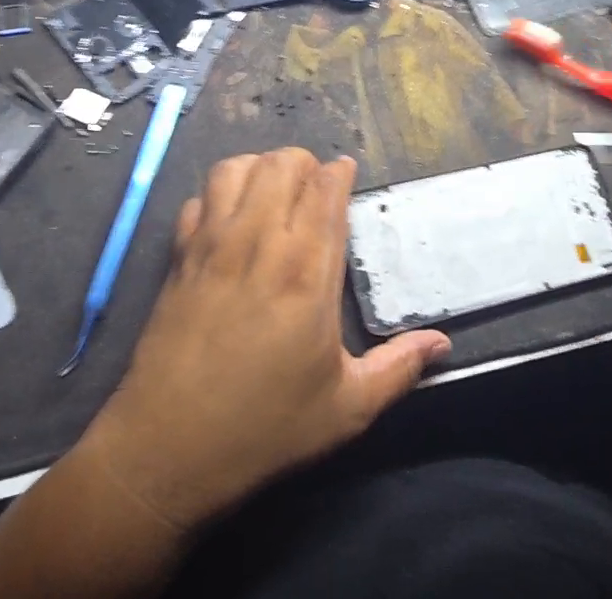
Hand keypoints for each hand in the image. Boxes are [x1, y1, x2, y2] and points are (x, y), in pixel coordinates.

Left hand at [77, 149, 449, 533]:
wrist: (168, 448)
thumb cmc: (265, 428)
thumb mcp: (347, 407)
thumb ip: (399, 367)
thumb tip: (443, 344)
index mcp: (307, 272)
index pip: (324, 192)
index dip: (338, 173)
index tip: (346, 175)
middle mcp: (259, 244)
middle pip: (280, 165)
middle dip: (303, 164)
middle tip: (314, 188)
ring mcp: (212, 246)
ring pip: (235, 168)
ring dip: (259, 168)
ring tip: (272, 192)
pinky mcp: (178, 259)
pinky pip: (197, 199)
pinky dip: (217, 195)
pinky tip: (229, 220)